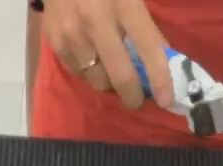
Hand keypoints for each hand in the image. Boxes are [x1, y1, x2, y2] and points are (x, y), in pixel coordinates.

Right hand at [41, 0, 172, 109]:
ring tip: (113, 72)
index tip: (167, 100)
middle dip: (133, 96)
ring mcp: (72, 33)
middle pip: (120, 77)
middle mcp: (95, 21)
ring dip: (110, 83)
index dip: (160, 78)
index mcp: (122, 2)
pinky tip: (93, 58)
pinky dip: (90, 72)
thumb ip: (146, 23)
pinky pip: (79, 73)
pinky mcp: (56, 41)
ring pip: (98, 80)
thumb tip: (163, 59)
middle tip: (138, 98)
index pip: (147, 48)